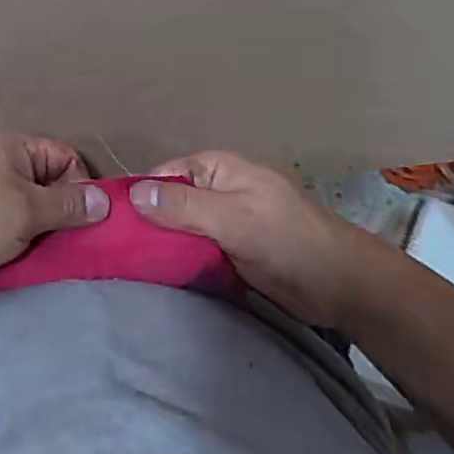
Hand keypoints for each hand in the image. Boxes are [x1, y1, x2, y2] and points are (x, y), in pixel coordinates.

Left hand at [0, 134, 110, 295]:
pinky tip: (26, 254)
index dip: (80, 185)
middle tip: (69, 239)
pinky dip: (23, 235)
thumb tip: (106, 200)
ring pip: (33, 204)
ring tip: (47, 249)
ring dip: (43, 227)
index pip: (66, 157)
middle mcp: (0, 160)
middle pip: (50, 181)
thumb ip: (68, 205)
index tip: (84, 219)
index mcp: (13, 146)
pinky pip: (13, 218)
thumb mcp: (27, 211)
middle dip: (63, 210)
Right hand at [129, 151, 365, 327]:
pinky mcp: (229, 250)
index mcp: (215, 168)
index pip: (161, 176)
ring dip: (161, 244)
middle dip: (147, 223)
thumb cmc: (287, 239)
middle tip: (115, 250)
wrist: (342, 285)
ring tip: (128, 265)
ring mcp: (222, 221)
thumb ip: (183, 206)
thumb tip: (132, 192)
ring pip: (178, 229)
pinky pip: (193, 249)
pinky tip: (158, 275)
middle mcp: (214, 189)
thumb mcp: (232, 217)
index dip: (138, 196)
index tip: (111, 224)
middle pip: (167, 202)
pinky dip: (179, 260)